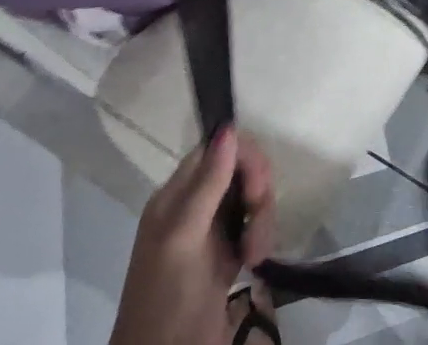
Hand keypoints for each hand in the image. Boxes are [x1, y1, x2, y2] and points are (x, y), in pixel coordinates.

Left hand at [111, 128, 276, 344]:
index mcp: (174, 198)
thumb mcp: (184, 239)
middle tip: (257, 227)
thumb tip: (228, 128)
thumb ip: (208, 185)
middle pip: (238, 173)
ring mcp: (210, 234)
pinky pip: (252, 228)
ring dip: (261, 222)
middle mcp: (192, 209)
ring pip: (249, 201)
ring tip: (255, 256)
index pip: (215, 151)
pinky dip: (259, 239)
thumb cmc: (166, 299)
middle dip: (257, 195)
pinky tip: (255, 262)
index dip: (243, 158)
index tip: (258, 188)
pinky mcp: (226, 258)